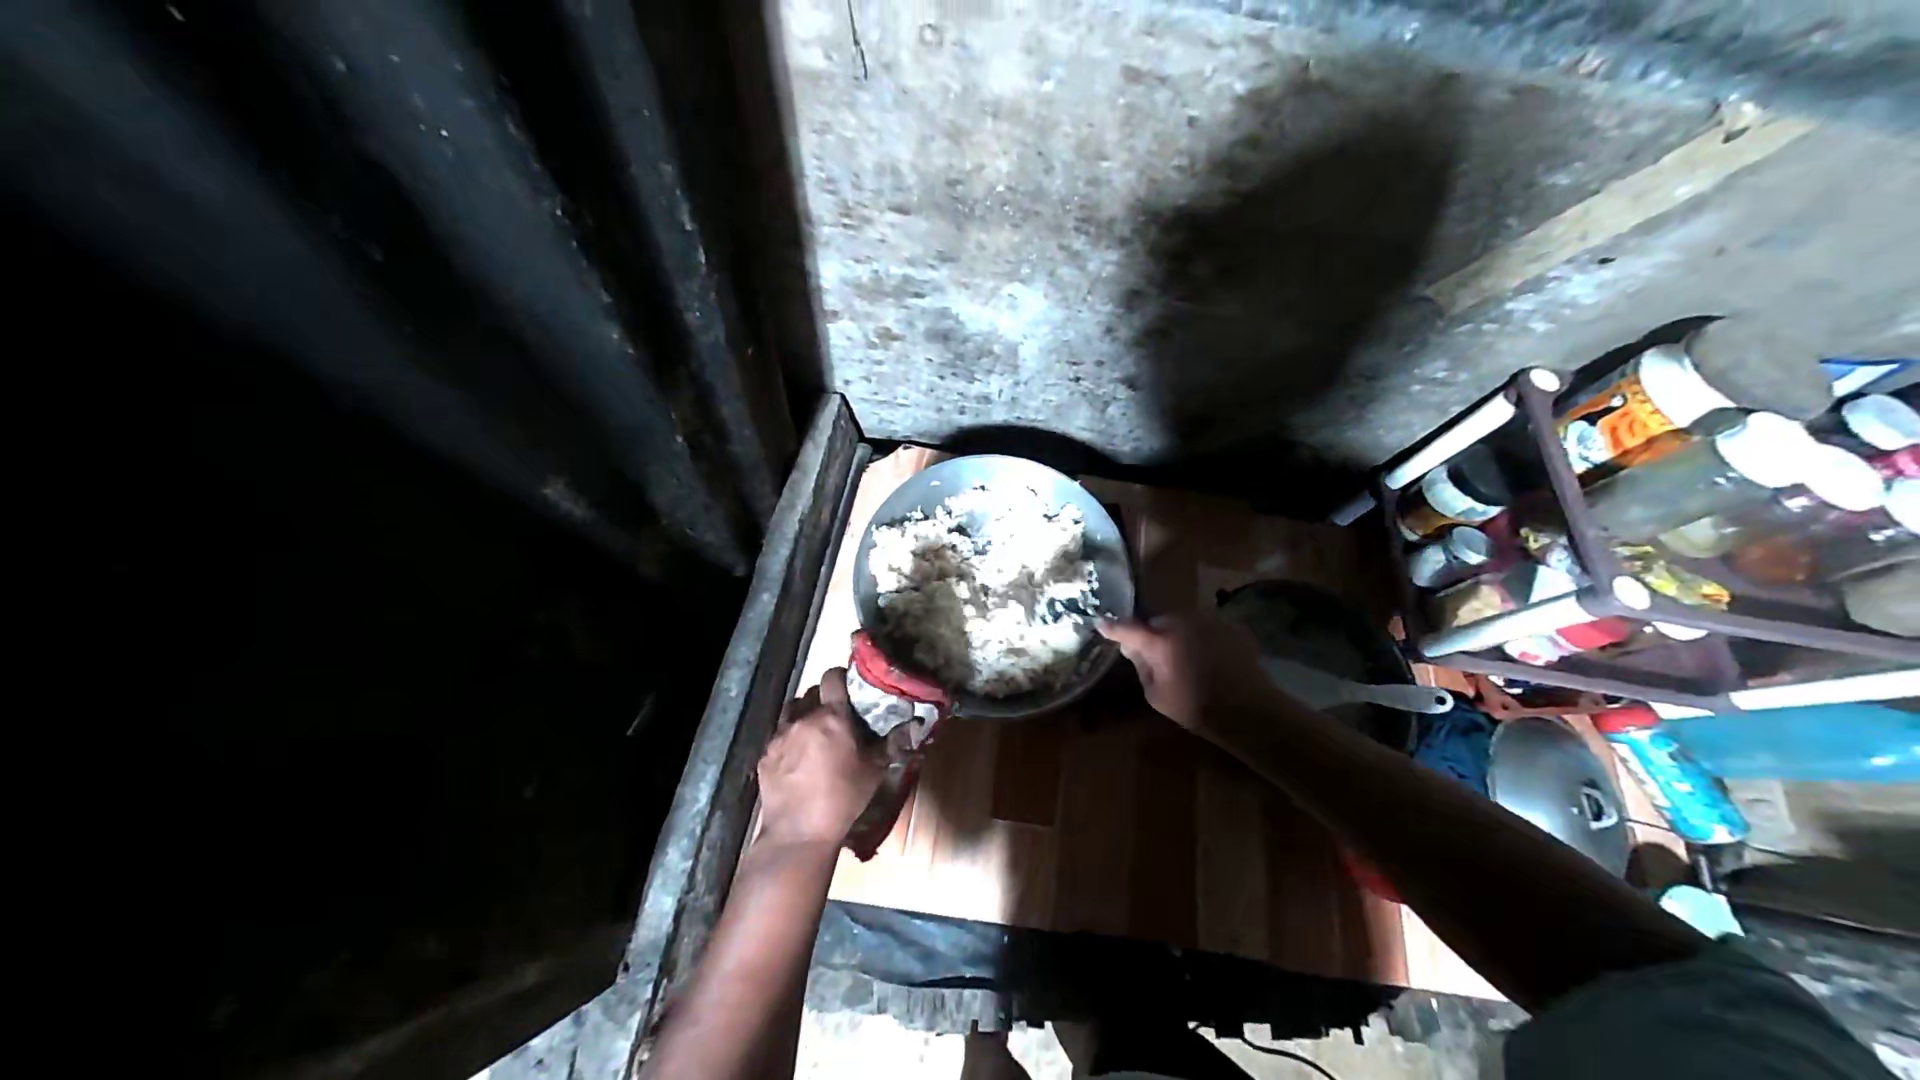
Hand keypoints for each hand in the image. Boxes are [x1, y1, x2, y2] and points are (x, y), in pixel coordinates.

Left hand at [755, 668, 883, 848]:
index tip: (849, 688)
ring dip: (804, 716)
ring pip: (792, 712)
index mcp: (833, 716)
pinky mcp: (765, 754)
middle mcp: (804, 718)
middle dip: (824, 701)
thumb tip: (916, 723)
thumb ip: (892, 742)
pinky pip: (778, 735)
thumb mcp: (874, 770)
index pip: (832, 677)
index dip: (841, 677)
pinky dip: (789, 739)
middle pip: (812, 694)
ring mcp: (780, 735)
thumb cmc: (844, 798)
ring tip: (814, 734)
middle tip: (837, 719)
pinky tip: (797, 759)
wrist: (800, 831)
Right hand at [1097, 614, 1279, 731]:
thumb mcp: (1156, 695)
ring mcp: (1208, 620)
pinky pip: (1204, 626)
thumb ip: (1142, 665)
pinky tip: (1205, 655)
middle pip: (1156, 619)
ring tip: (1180, 653)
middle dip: (1151, 631)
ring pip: (1181, 620)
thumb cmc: (1196, 708)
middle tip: (1151, 649)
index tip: (1100, 623)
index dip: (1112, 626)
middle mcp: (1182, 621)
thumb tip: (1132, 647)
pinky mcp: (1228, 625)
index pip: (1127, 627)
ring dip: (1176, 632)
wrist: (1249, 710)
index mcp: (1160, 640)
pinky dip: (1199, 636)